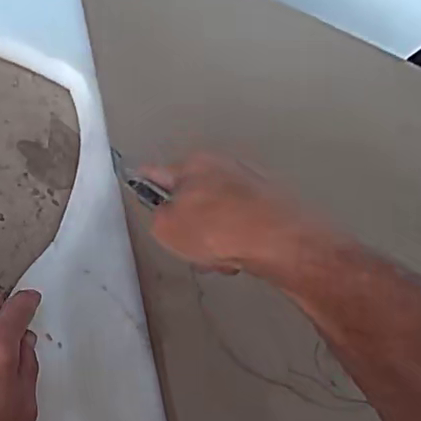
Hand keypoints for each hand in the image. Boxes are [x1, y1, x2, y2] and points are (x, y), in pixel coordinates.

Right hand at [139, 153, 332, 276]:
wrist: (281, 242)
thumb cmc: (218, 230)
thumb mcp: (165, 229)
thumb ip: (157, 218)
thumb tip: (167, 217)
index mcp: (194, 163)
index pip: (157, 171)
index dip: (144, 184)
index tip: (139, 188)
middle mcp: (224, 165)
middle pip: (192, 198)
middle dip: (189, 224)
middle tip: (190, 246)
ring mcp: (252, 183)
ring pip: (218, 215)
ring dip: (214, 238)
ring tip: (221, 257)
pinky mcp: (273, 204)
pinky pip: (243, 225)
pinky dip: (238, 240)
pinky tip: (242, 256)